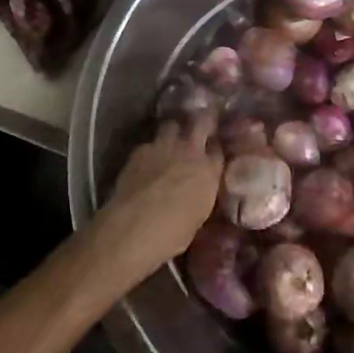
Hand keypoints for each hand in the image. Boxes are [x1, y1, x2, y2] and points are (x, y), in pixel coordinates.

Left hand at [95, 109, 223, 283]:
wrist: (135, 226)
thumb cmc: (172, 234)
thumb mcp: (197, 216)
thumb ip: (200, 195)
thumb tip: (196, 189)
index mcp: (209, 172)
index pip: (218, 150)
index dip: (215, 147)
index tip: (212, 149)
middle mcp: (190, 152)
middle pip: (202, 121)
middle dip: (203, 119)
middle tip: (202, 121)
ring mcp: (164, 146)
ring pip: (172, 124)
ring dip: (173, 130)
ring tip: (170, 139)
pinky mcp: (141, 149)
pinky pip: (149, 142)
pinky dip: (150, 149)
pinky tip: (146, 159)